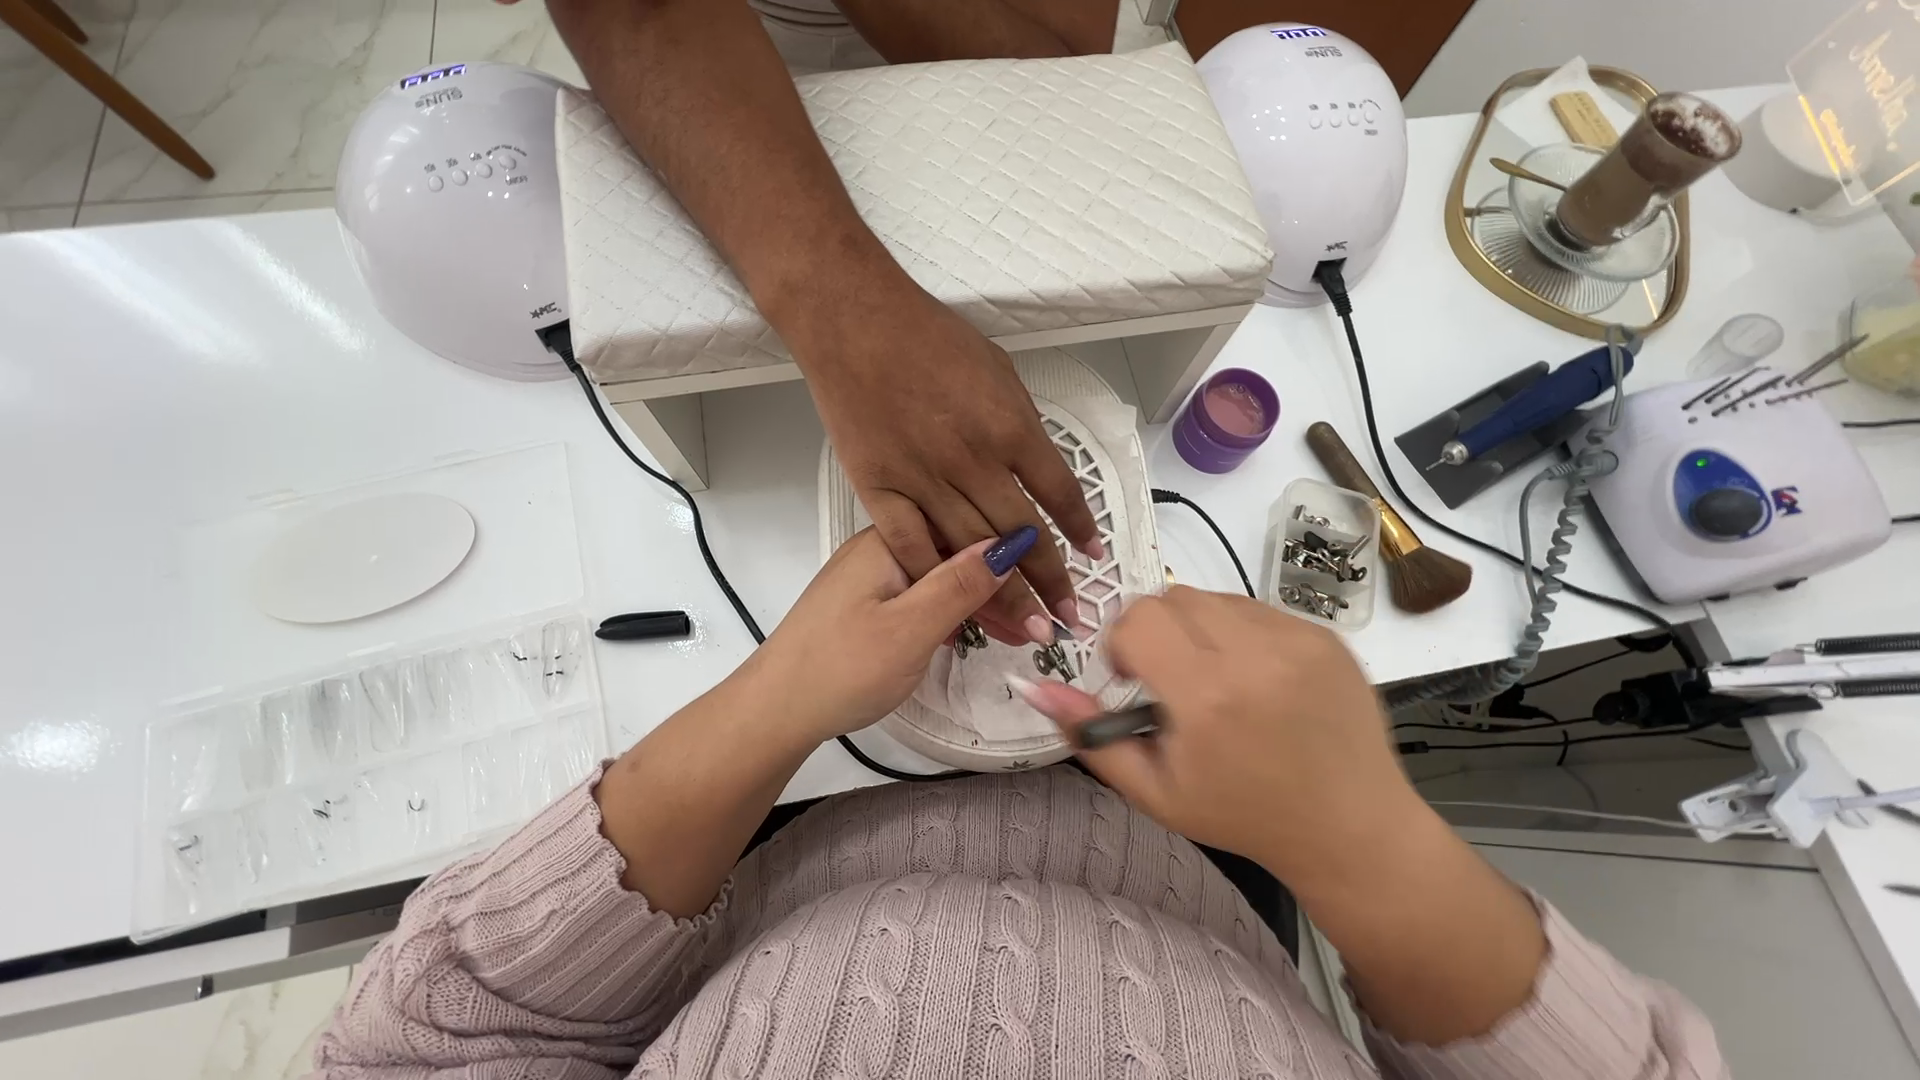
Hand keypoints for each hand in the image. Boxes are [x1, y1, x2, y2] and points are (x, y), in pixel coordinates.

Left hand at [748, 525, 1038, 743]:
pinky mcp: (867, 603)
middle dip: (1005, 586)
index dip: (1016, 560)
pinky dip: (952, 614)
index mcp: (891, 540)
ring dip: (982, 603)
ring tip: (1021, 633)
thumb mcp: (911, 628)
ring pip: (943, 578)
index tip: (1052, 594)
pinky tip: (974, 631)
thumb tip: (1012, 542)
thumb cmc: (841, 669)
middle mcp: (882, 546)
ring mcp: (872, 575)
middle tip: (1044, 623)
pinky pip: (923, 596)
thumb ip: (961, 584)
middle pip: (958, 554)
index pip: (969, 530)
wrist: (773, 711)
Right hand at [787, 280, 1101, 645]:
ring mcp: (924, 480)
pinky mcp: (879, 491)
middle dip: (1052, 584)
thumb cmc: (927, 336)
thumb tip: (1037, 469)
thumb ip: (1020, 424)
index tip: (1094, 556)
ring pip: (973, 554)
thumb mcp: (997, 369)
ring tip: (1031, 631)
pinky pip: (914, 549)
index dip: (1081, 529)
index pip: (1059, 492)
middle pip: (1022, 537)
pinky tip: (961, 610)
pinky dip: (939, 582)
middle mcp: (974, 461)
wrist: (853, 324)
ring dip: (1007, 596)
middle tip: (1071, 620)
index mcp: (1009, 426)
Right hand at [1013, 587, 1423, 879]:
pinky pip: (1257, 609)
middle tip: (1172, 681)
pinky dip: (1240, 634)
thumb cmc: (1241, 815)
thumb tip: (1029, 686)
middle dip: (1156, 631)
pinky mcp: (1326, 635)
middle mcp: (1255, 654)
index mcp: (1207, 695)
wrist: (1351, 828)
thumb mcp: (1152, 789)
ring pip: (1213, 597)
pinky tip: (1256, 680)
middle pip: (1171, 597)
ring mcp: (1298, 639)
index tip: (1137, 681)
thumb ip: (1088, 734)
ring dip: (1199, 630)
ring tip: (1218, 681)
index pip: (1138, 619)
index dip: (1123, 646)